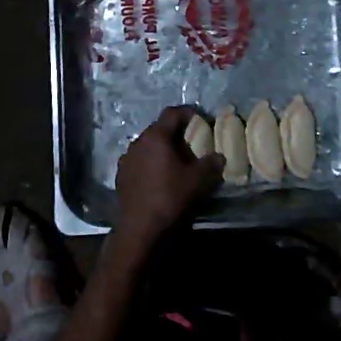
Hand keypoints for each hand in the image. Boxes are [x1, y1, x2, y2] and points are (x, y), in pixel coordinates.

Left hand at [115, 107, 223, 241]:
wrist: (141, 228)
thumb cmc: (171, 198)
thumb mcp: (198, 181)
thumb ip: (211, 164)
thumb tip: (219, 157)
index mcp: (156, 137)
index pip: (172, 113)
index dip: (187, 112)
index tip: (198, 117)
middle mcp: (137, 142)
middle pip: (158, 130)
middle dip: (175, 134)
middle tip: (190, 144)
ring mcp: (126, 159)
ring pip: (147, 146)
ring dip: (161, 150)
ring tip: (175, 163)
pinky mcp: (121, 175)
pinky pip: (139, 162)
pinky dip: (150, 164)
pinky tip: (159, 178)